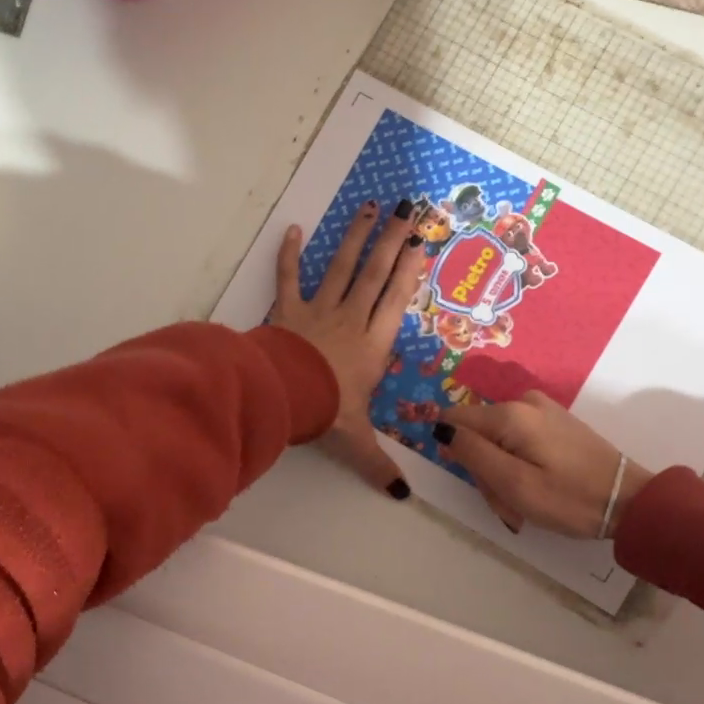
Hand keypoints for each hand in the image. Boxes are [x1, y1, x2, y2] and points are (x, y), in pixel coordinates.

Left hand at [270, 199, 427, 498]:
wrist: (282, 395)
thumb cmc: (325, 411)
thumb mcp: (357, 440)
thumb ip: (379, 463)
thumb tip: (402, 495)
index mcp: (373, 344)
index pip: (397, 301)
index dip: (410, 271)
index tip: (422, 241)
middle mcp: (351, 320)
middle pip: (374, 274)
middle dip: (391, 240)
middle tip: (404, 208)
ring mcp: (318, 310)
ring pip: (339, 267)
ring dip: (353, 237)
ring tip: (366, 207)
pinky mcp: (288, 310)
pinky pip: (288, 278)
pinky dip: (288, 255)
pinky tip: (292, 229)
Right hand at [434, 391, 653, 536]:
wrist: (629, 502)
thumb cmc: (569, 498)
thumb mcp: (513, 484)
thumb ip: (472, 453)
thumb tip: (440, 427)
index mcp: (509, 415)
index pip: (453, 420)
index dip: (454, 452)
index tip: (477, 482)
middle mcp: (523, 402)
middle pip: (477, 433)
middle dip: (484, 470)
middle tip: (508, 505)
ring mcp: (542, 410)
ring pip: (497, 440)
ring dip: (502, 473)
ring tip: (525, 503)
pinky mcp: (555, 422)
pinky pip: (518, 440)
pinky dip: (520, 465)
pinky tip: (538, 487)